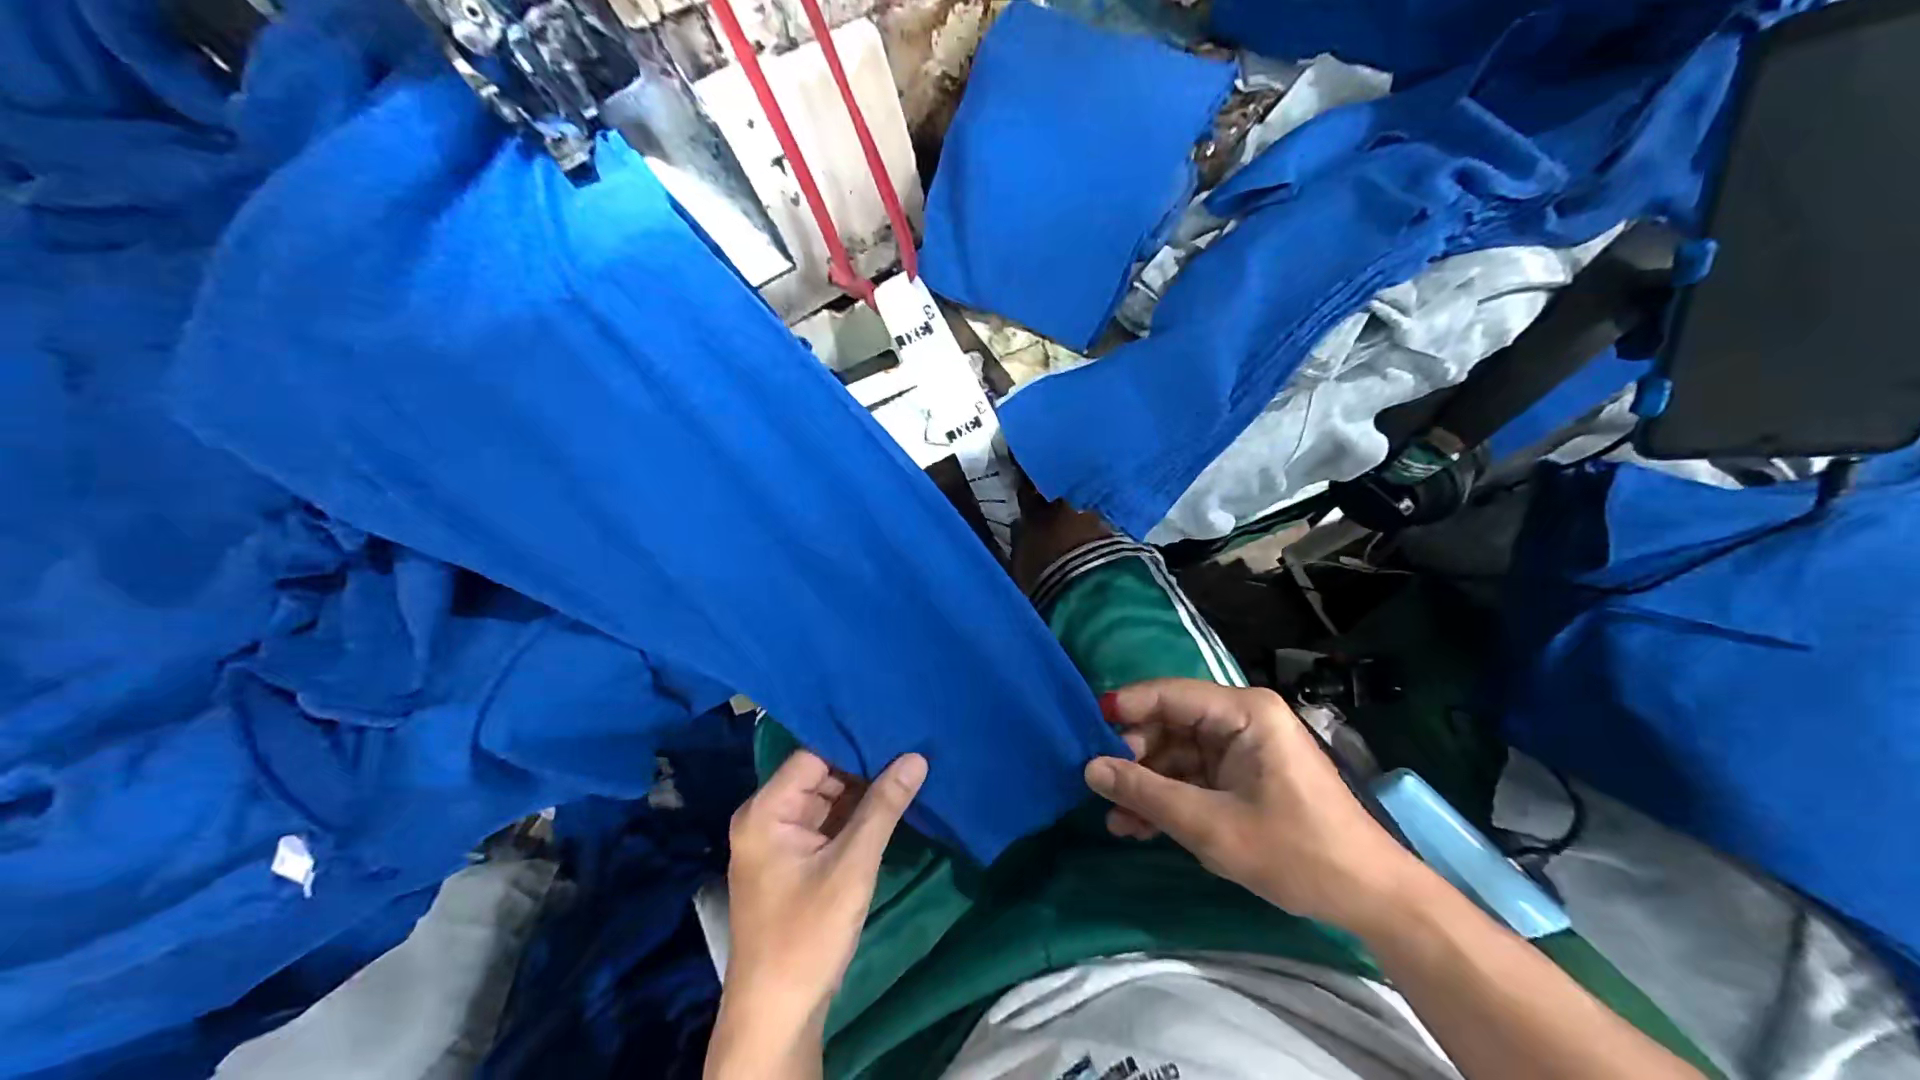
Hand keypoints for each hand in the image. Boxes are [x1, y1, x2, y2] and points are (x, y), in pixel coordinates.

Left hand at [722, 749, 926, 1027]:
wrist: (778, 1013)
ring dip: (861, 793)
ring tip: (906, 769)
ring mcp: (778, 842)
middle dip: (862, 767)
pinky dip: (854, 818)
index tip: (893, 731)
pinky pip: (825, 825)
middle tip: (908, 748)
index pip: (812, 757)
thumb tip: (916, 756)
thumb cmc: (808, 933)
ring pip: (825, 801)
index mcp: (765, 811)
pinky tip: (888, 805)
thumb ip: (883, 806)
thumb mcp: (852, 865)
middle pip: (819, 776)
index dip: (852, 744)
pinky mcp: (792, 862)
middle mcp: (765, 818)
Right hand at [1083, 678, 1420, 930]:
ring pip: (1176, 753)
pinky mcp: (1242, 775)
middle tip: (1102, 788)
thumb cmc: (1296, 851)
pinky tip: (1138, 826)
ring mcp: (1242, 748)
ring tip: (1116, 819)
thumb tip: (1089, 769)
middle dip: (1134, 757)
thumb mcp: (1210, 825)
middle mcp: (1241, 718)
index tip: (1085, 732)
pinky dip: (1167, 798)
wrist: (1369, 897)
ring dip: (1146, 785)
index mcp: (1244, 712)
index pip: (1169, 694)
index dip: (1125, 709)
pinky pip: (1192, 776)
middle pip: (1169, 723)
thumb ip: (1145, 793)